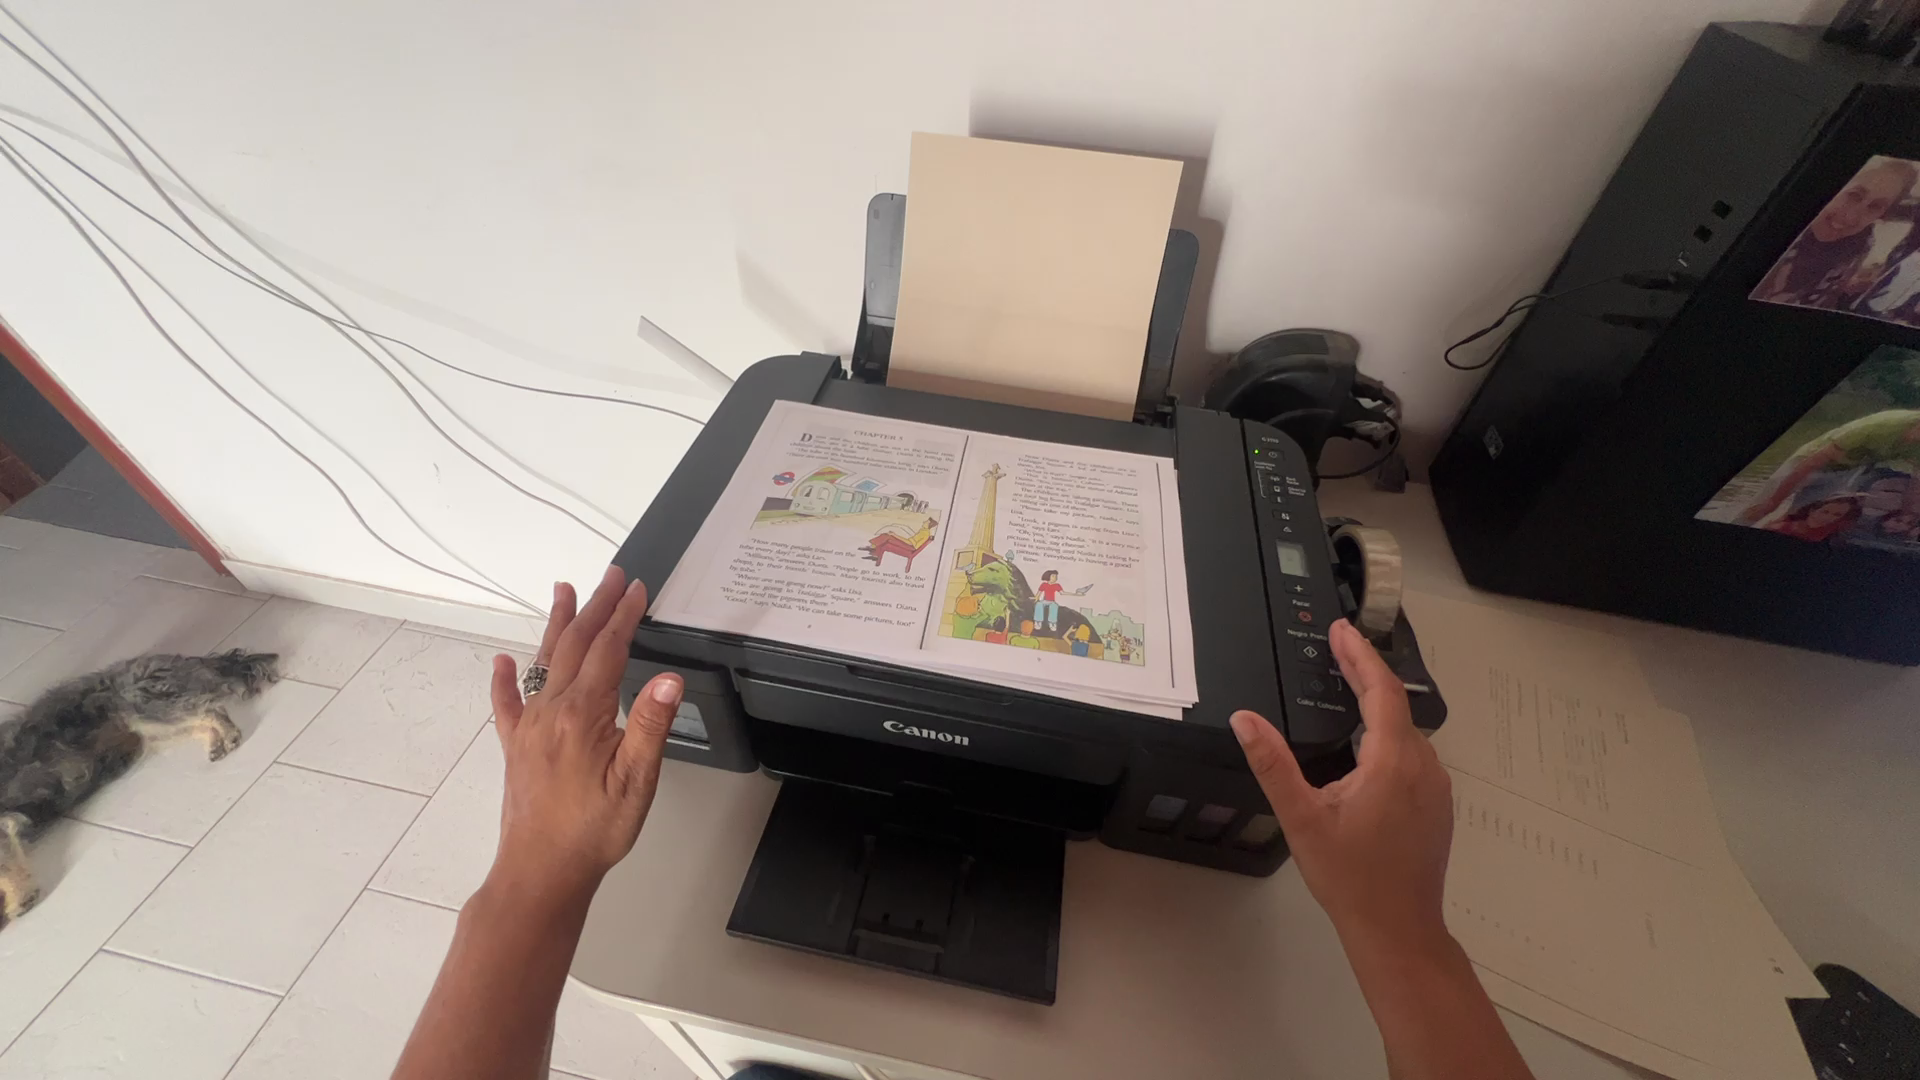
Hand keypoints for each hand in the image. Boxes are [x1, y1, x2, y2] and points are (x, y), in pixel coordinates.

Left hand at [486, 566, 681, 910]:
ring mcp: (528, 728)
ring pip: (543, 664)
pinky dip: (504, 679)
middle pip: (574, 646)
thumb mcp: (637, 781)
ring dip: (556, 625)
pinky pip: (506, 705)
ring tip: (564, 591)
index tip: (638, 588)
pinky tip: (502, 662)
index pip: (606, 652)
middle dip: (595, 607)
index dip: (623, 617)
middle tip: (612, 575)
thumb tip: (668, 678)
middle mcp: (549, 712)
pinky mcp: (516, 747)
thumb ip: (651, 726)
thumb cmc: (596, 828)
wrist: (541, 874)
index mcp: (581, 716)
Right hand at [1230, 619, 1452, 952]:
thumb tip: (1243, 718)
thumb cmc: (1348, 874)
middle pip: (1396, 704)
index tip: (1340, 629)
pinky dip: (1389, 728)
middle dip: (1365, 670)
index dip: (1360, 656)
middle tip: (1336, 645)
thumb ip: (1272, 763)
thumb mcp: (1300, 816)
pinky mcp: (1436, 804)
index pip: (1382, 691)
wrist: (1398, 929)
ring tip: (1346, 680)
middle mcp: (1423, 768)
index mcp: (1392, 763)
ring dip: (1378, 699)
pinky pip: (1412, 750)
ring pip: (1407, 728)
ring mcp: (1435, 787)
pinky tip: (1366, 735)